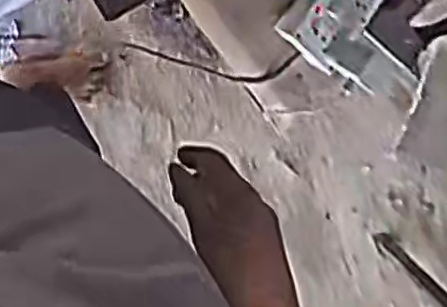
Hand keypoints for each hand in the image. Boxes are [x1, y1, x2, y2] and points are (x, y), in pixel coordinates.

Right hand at [170, 146, 298, 306]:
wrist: (263, 304)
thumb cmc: (234, 268)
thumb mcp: (199, 221)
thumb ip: (187, 189)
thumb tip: (177, 170)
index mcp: (240, 190)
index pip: (213, 158)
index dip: (192, 153)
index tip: (180, 155)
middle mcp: (257, 202)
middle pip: (225, 174)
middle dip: (201, 173)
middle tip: (181, 176)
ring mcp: (266, 222)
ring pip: (233, 193)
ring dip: (212, 193)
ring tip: (192, 201)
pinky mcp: (269, 241)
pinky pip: (243, 212)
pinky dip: (224, 210)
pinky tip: (213, 224)